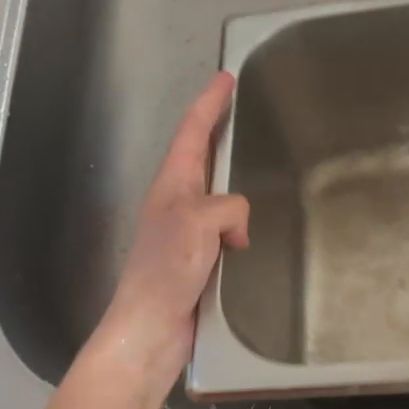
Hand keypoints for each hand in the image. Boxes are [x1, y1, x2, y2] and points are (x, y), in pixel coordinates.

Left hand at [100, 72, 249, 375]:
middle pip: (201, 158)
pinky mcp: (199, 260)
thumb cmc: (165, 272)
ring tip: (258, 171)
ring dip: (234, 184)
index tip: (225, 78)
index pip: (191, 132)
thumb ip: (228, 207)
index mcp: (172, 186)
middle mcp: (177, 203)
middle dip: (220, 133)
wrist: (150, 330)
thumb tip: (239, 230)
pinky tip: (253, 240)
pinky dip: (240, 227)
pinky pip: (225, 230)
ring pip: (217, 196)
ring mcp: (187, 232)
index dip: (209, 103)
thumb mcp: (199, 223)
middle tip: (244, 114)